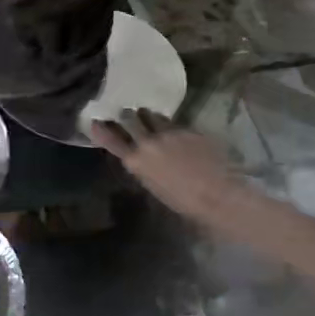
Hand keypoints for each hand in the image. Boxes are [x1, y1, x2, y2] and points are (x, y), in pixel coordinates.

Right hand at [90, 109, 250, 228]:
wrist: (218, 195)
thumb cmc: (183, 201)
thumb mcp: (153, 186)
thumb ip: (143, 166)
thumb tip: (140, 156)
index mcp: (136, 160)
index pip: (111, 139)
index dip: (101, 129)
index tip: (96, 121)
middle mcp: (148, 141)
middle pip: (131, 118)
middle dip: (128, 115)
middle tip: (128, 114)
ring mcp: (170, 132)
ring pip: (153, 114)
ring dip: (150, 116)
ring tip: (152, 117)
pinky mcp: (189, 128)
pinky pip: (175, 122)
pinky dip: (172, 126)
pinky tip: (178, 133)